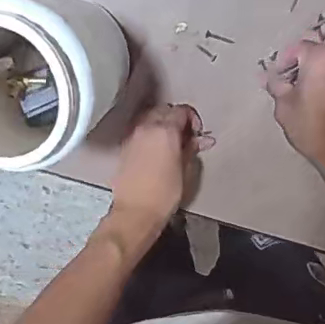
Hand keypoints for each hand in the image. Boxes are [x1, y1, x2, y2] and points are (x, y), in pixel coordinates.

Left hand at [109, 102, 204, 231]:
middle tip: (186, 136)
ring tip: (171, 143)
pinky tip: (156, 151)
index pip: (181, 110)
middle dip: (176, 118)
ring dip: (161, 125)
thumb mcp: (185, 171)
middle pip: (163, 110)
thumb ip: (191, 149)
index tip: (197, 133)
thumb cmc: (163, 195)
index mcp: (164, 130)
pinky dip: (149, 135)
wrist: (135, 212)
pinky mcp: (124, 149)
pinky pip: (139, 132)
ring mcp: (132, 138)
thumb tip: (200, 140)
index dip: (192, 119)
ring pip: (149, 119)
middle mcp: (146, 129)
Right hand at [263, 39, 324, 202]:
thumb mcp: (284, 106)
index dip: (284, 62)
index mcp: (322, 56)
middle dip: (304, 66)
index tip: (278, 77)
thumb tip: (267, 76)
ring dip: (321, 73)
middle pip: (319, 53)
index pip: (298, 48)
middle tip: (292, 87)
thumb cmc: (312, 127)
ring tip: (310, 95)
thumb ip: (275, 85)